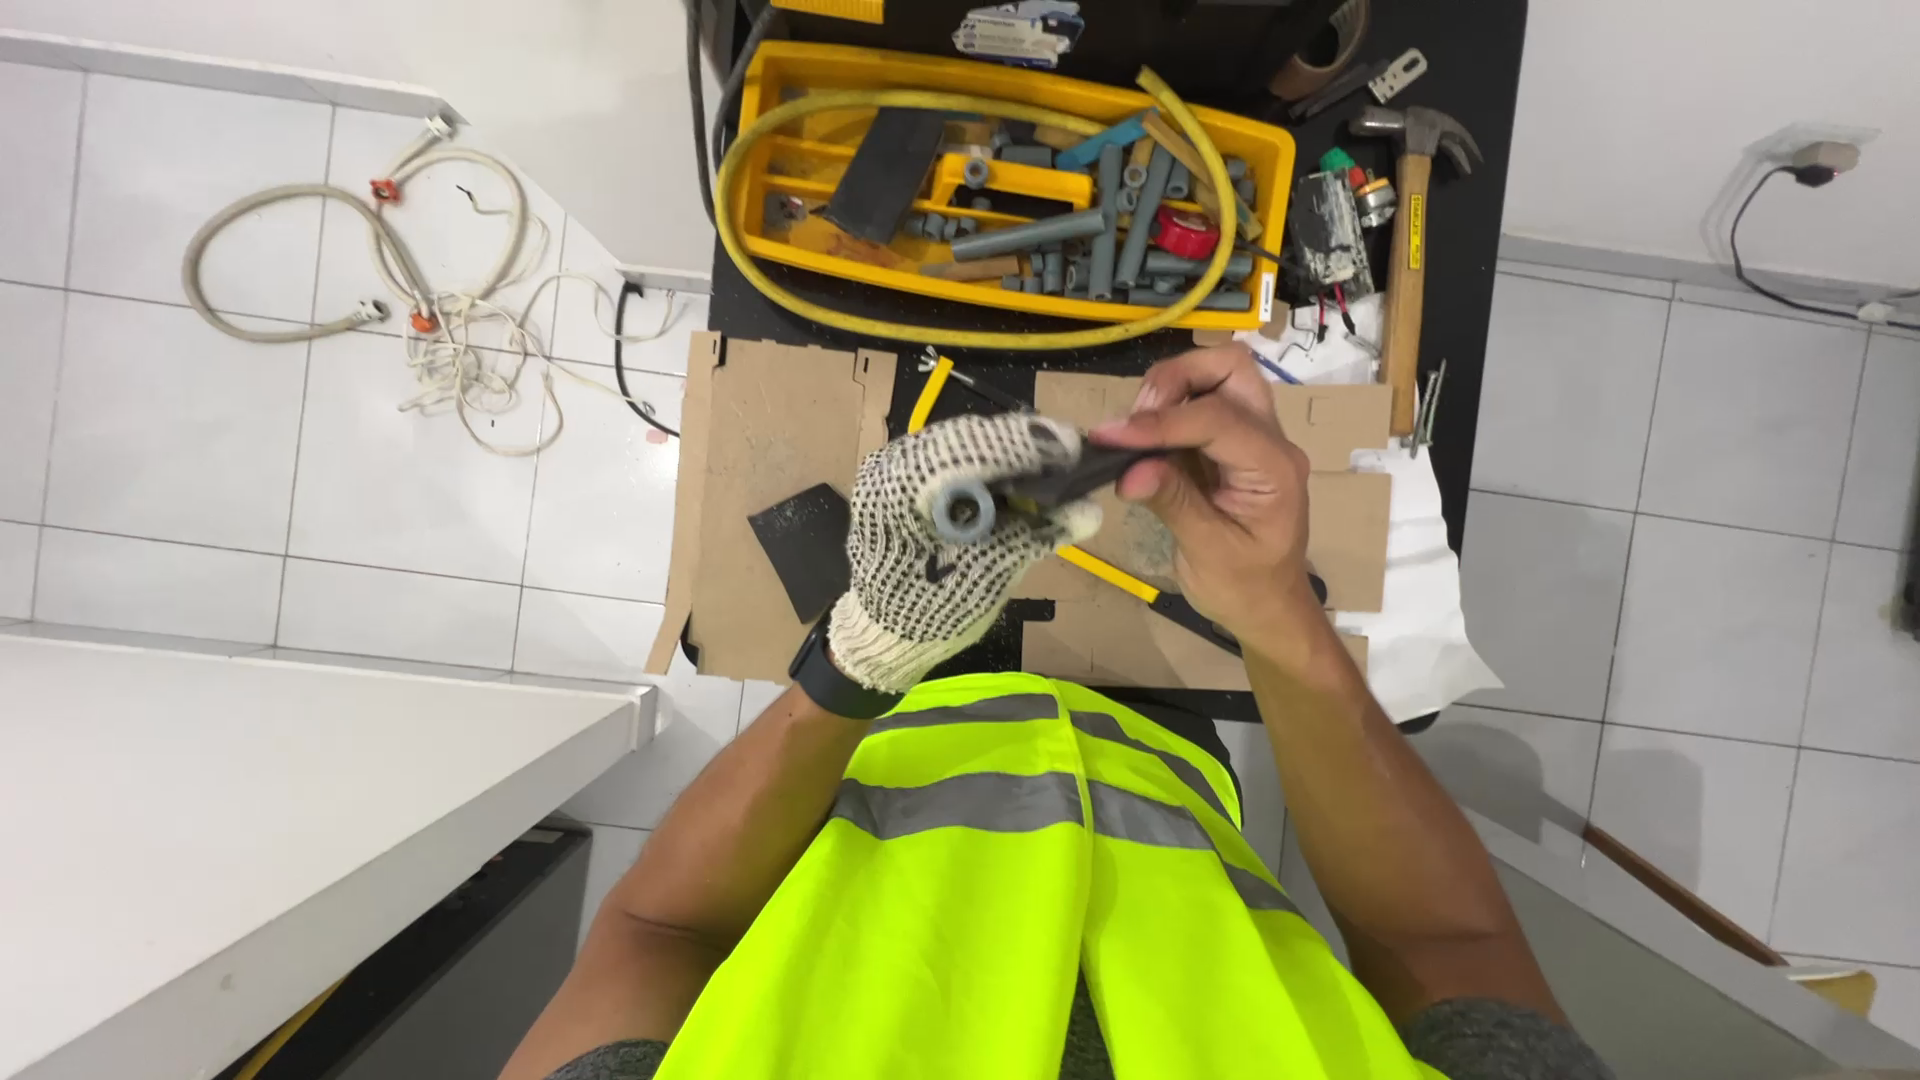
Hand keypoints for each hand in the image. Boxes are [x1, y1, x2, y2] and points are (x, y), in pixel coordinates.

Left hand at [830, 413, 1101, 693]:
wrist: (886, 632)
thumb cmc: (930, 613)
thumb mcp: (986, 576)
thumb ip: (1035, 535)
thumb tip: (1091, 511)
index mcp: (901, 492)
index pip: (970, 449)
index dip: (1026, 445)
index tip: (1073, 447)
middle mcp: (893, 468)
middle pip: (968, 438)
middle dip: (1022, 444)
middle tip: (1071, 454)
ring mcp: (896, 468)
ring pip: (964, 442)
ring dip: (1010, 451)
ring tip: (1054, 465)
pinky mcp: (907, 476)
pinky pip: (955, 458)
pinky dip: (991, 465)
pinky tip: (1023, 475)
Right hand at [1090, 344, 1323, 659]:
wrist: (1265, 605)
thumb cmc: (1244, 586)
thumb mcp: (1207, 552)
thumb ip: (1173, 503)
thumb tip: (1128, 472)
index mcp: (1272, 467)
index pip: (1216, 418)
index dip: (1160, 422)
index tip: (1109, 437)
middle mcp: (1267, 439)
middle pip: (1230, 367)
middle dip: (1176, 379)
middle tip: (1135, 420)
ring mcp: (1248, 437)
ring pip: (1214, 376)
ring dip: (1168, 389)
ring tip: (1133, 432)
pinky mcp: (1225, 444)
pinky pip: (1196, 404)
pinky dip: (1163, 410)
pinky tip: (1139, 439)